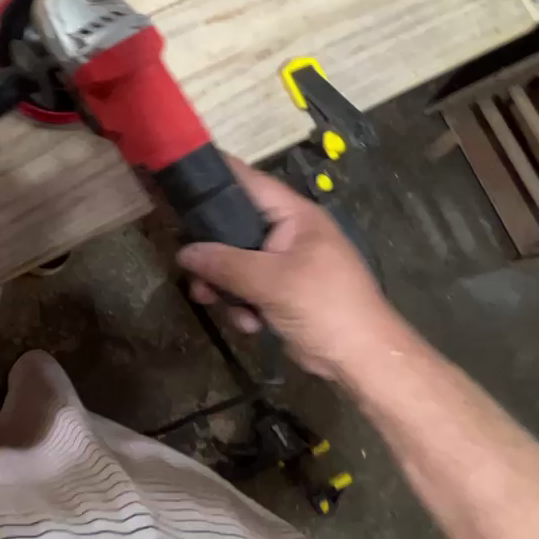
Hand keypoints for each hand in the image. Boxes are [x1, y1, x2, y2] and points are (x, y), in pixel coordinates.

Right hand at [177, 157, 412, 380]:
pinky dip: (240, 305)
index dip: (213, 176)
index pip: (248, 181)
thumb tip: (183, 252)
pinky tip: (248, 324)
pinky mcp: (279, 291)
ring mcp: (283, 263)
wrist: (363, 362)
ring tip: (212, 302)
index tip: (175, 176)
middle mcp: (287, 233)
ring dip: (221, 285)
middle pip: (232, 227)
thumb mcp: (272, 282)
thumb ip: (224, 264)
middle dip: (209, 250)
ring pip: (233, 261)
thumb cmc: (326, 308)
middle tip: (186, 263)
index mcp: (295, 216)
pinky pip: (244, 287)